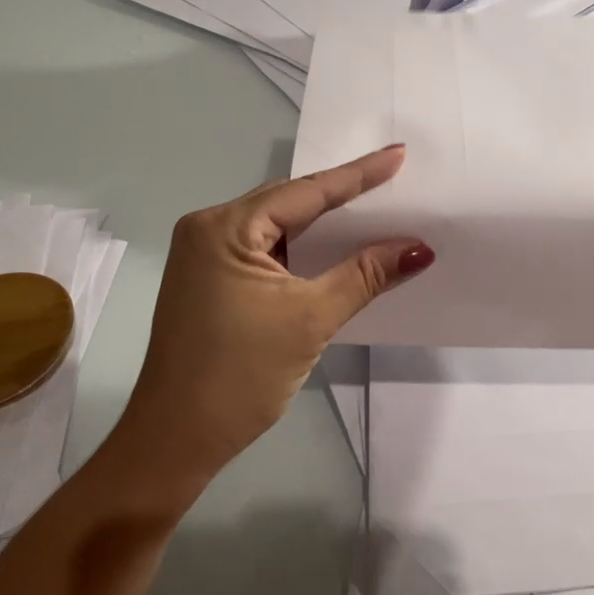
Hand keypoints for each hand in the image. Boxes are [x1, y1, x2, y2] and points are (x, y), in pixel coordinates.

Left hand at [116, 145, 433, 479]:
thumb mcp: (311, 319)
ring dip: (320, 224)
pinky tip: (332, 249)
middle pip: (288, 202)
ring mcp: (204, 256)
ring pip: (276, 226)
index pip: (306, 192)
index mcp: (224, 228)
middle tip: (392, 179)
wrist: (174, 441)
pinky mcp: (209, 280)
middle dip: (340, 195)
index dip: (358, 175)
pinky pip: (264, 249)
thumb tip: (418, 248)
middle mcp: (208, 229)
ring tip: (372, 207)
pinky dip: (300, 249)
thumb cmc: (240, 375)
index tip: (398, 153)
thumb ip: (365, 275)